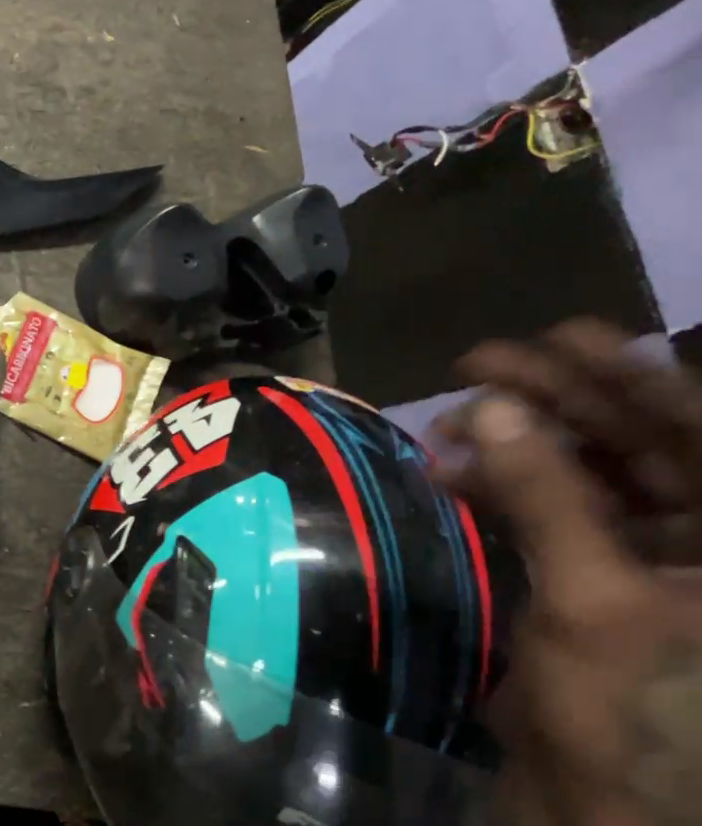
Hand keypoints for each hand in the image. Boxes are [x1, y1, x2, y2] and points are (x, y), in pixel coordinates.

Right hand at [435, 320, 701, 825]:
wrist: (608, 803)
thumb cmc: (636, 714)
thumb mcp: (592, 603)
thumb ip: (546, 498)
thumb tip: (492, 409)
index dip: (637, 379)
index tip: (559, 334)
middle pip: (648, 446)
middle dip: (561, 400)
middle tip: (479, 362)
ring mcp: (664, 563)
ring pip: (596, 472)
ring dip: (520, 442)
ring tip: (450, 421)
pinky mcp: (608, 577)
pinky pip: (560, 508)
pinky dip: (507, 485)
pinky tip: (454, 471)